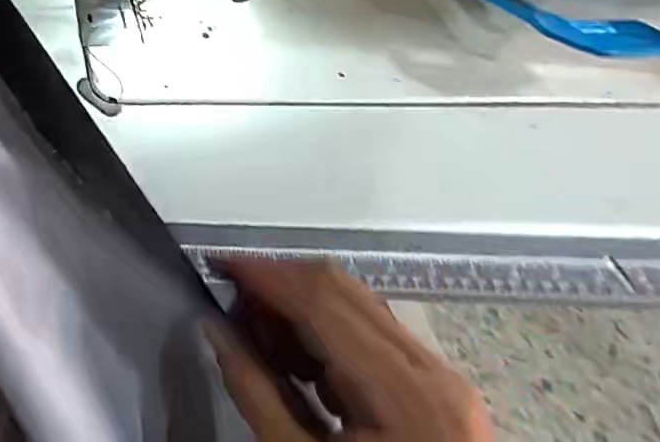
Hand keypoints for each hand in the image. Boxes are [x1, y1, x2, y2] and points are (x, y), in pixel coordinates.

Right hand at [208, 259, 493, 441]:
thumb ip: (254, 393)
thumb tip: (215, 328)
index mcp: (403, 395)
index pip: (318, 300)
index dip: (261, 274)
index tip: (217, 264)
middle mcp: (432, 371)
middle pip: (337, 288)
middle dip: (277, 287)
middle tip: (235, 309)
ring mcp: (444, 378)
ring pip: (354, 302)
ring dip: (300, 308)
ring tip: (268, 347)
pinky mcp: (442, 388)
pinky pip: (373, 330)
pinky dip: (328, 332)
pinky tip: (306, 370)